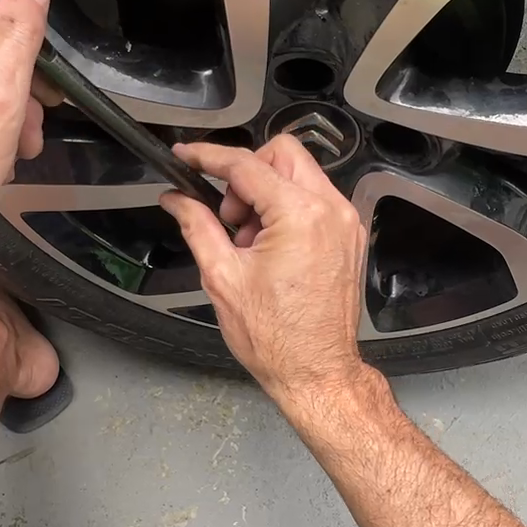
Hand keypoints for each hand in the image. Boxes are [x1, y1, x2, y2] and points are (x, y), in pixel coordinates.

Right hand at [159, 137, 371, 400]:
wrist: (316, 372)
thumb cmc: (277, 338)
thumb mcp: (222, 277)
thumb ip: (197, 225)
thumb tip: (177, 200)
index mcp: (300, 216)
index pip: (246, 164)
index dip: (208, 156)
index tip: (187, 156)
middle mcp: (331, 211)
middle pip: (282, 154)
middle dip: (246, 174)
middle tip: (227, 214)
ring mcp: (346, 224)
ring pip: (300, 175)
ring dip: (266, 194)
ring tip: (248, 241)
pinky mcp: (349, 238)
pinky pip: (314, 201)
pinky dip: (287, 210)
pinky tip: (269, 247)